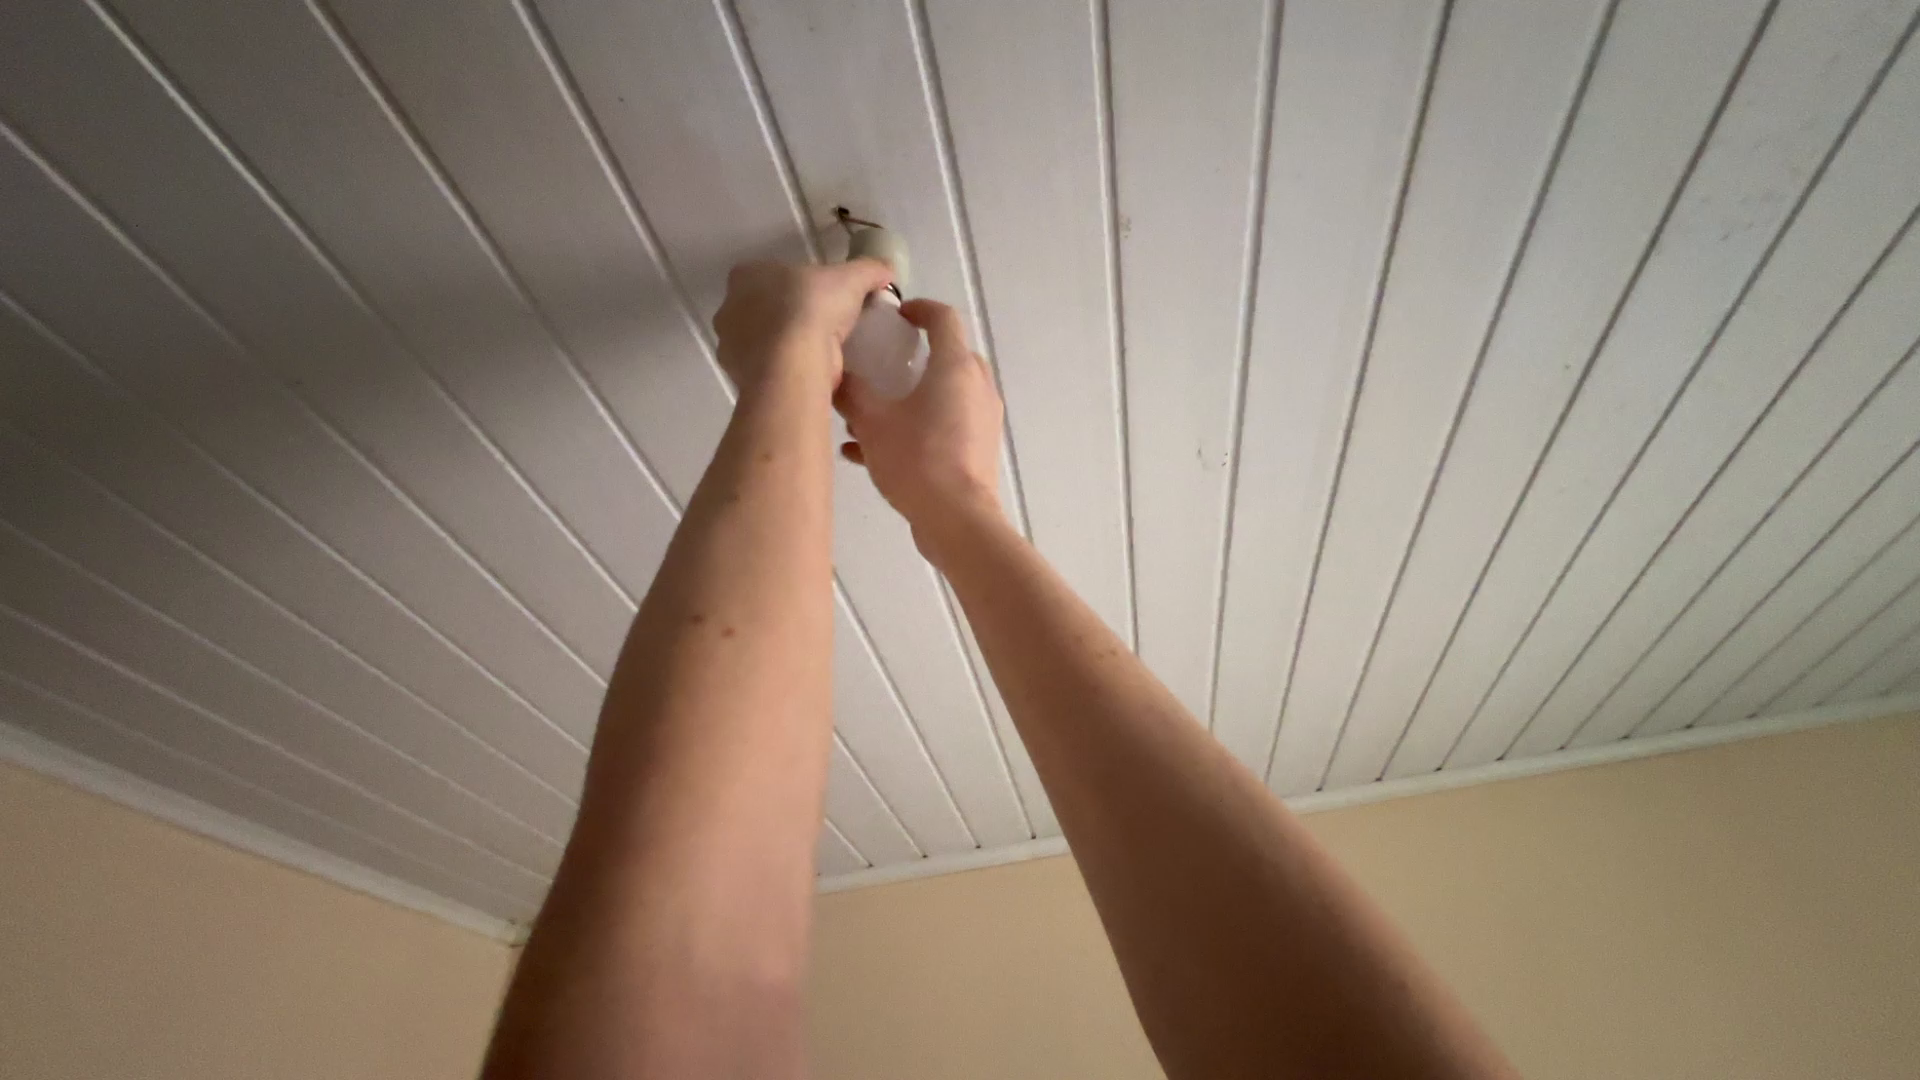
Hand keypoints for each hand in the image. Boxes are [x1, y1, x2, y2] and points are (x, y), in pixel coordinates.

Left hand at [711, 259, 894, 391]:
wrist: (793, 363)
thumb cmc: (814, 309)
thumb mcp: (851, 280)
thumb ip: (869, 271)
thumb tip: (888, 271)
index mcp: (747, 275)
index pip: (773, 277)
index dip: (799, 289)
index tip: (823, 303)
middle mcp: (728, 307)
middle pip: (763, 311)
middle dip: (786, 319)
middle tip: (820, 331)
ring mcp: (729, 345)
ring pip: (761, 343)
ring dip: (782, 349)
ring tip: (814, 359)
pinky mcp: (737, 376)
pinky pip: (764, 372)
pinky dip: (781, 373)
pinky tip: (803, 377)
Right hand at [836, 299, 1004, 551]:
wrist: (957, 520)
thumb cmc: (917, 460)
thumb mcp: (872, 423)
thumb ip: (852, 394)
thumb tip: (837, 377)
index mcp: (955, 367)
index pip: (943, 319)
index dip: (920, 309)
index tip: (898, 315)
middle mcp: (976, 388)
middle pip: (948, 358)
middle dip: (914, 360)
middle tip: (883, 367)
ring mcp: (982, 421)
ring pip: (944, 397)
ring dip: (908, 401)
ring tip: (866, 419)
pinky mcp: (978, 450)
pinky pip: (945, 427)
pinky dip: (916, 429)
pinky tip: (870, 453)